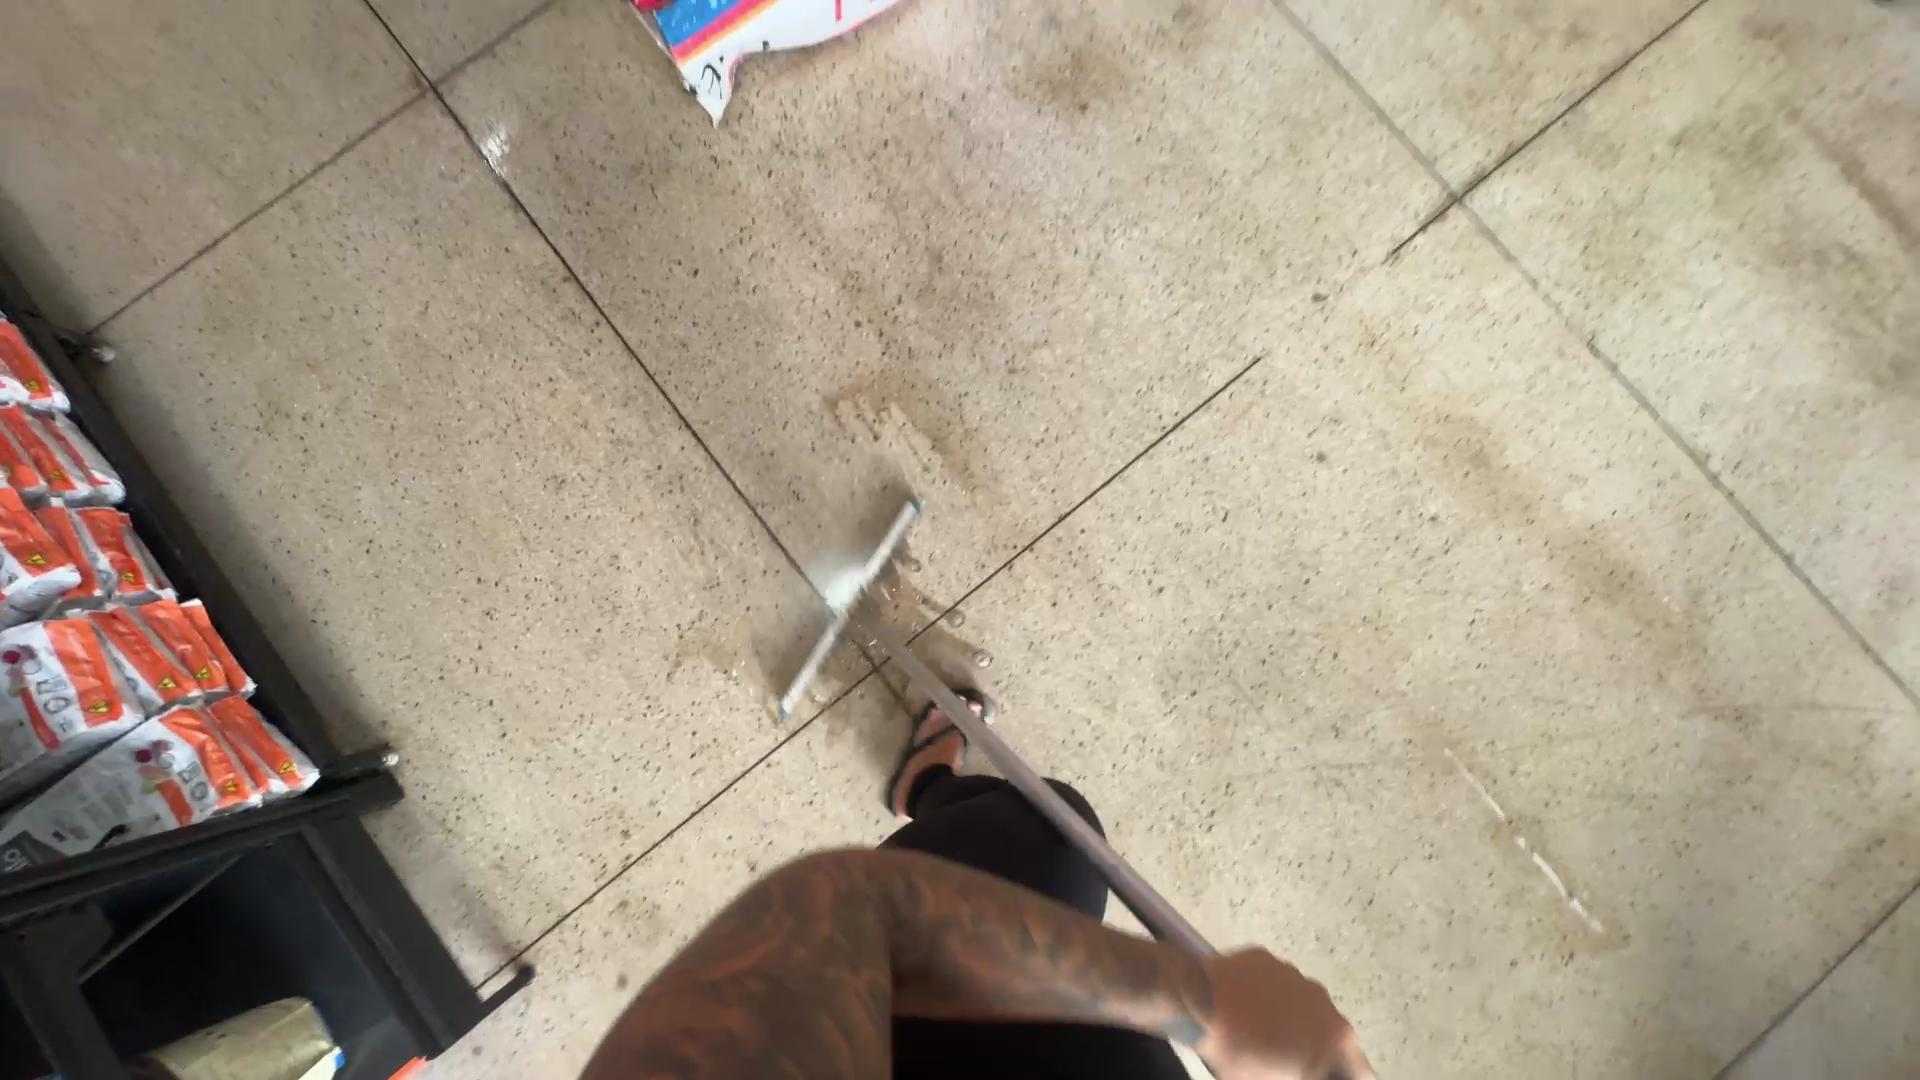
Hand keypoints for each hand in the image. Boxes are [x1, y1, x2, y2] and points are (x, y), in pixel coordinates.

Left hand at [1193, 948, 1375, 1079]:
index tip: (1321, 1077)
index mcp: (1339, 1036)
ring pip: (1302, 1006)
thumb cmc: (1245, 1056)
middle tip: (1290, 1065)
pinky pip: (1273, 983)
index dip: (1342, 1079)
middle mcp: (1323, 998)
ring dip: (1292, 1022)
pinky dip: (1268, 997)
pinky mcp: (1262, 956)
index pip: (1362, 1074)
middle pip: (1332, 1036)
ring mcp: (1291, 972)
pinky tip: (1247, 1009)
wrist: (1198, 1002)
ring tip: (1263, 1035)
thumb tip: (1312, 1069)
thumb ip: (1311, 1076)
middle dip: (1317, 1054)